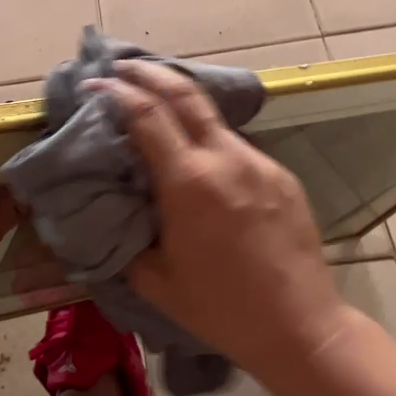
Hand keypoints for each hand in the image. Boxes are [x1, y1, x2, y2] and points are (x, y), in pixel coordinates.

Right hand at [94, 61, 351, 378]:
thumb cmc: (220, 309)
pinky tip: (201, 159)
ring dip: (181, 105)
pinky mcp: (282, 176)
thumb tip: (114, 203)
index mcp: (189, 182)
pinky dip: (209, 140)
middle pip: (184, 93)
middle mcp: (226, 159)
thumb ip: (129, 233)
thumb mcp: (155, 279)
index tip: (94, 83)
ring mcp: (260, 164)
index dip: (116, 92)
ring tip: (158, 108)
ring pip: (213, 119)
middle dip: (149, 73)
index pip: (146, 115)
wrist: (301, 329)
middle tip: (122, 66)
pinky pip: (237, 148)